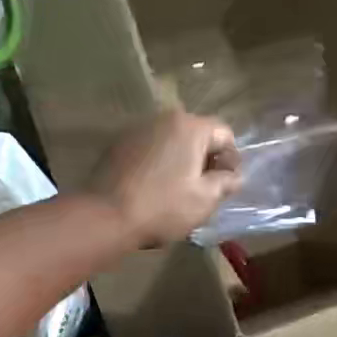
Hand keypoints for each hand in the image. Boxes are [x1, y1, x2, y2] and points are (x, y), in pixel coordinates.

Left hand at [88, 110, 241, 246]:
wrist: (103, 217)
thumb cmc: (161, 208)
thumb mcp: (204, 200)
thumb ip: (225, 182)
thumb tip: (233, 175)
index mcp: (189, 126)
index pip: (224, 134)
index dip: (230, 159)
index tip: (227, 184)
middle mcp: (161, 119)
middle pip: (193, 136)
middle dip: (202, 160)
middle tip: (203, 190)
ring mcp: (134, 132)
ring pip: (167, 144)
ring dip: (176, 163)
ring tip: (175, 192)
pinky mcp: (114, 148)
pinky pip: (145, 153)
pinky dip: (153, 166)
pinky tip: (150, 190)